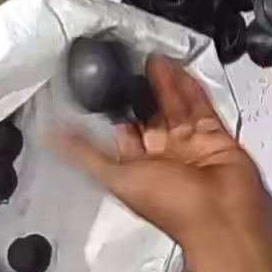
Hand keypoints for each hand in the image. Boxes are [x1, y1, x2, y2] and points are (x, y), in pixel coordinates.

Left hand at [52, 56, 271, 271]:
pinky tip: (177, 68)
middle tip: (127, 61)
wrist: (222, 216)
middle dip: (140, 91)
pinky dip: (190, 88)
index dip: (113, 109)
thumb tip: (49, 135)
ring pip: (174, 108)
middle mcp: (166, 156)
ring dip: (163, 83)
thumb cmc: (173, 206)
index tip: (102, 83)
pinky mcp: (215, 138)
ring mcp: (192, 146)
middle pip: (150, 115)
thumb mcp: (117, 178)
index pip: (124, 133)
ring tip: (150, 55)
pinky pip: (201, 107)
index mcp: (141, 168)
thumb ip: (86, 154)